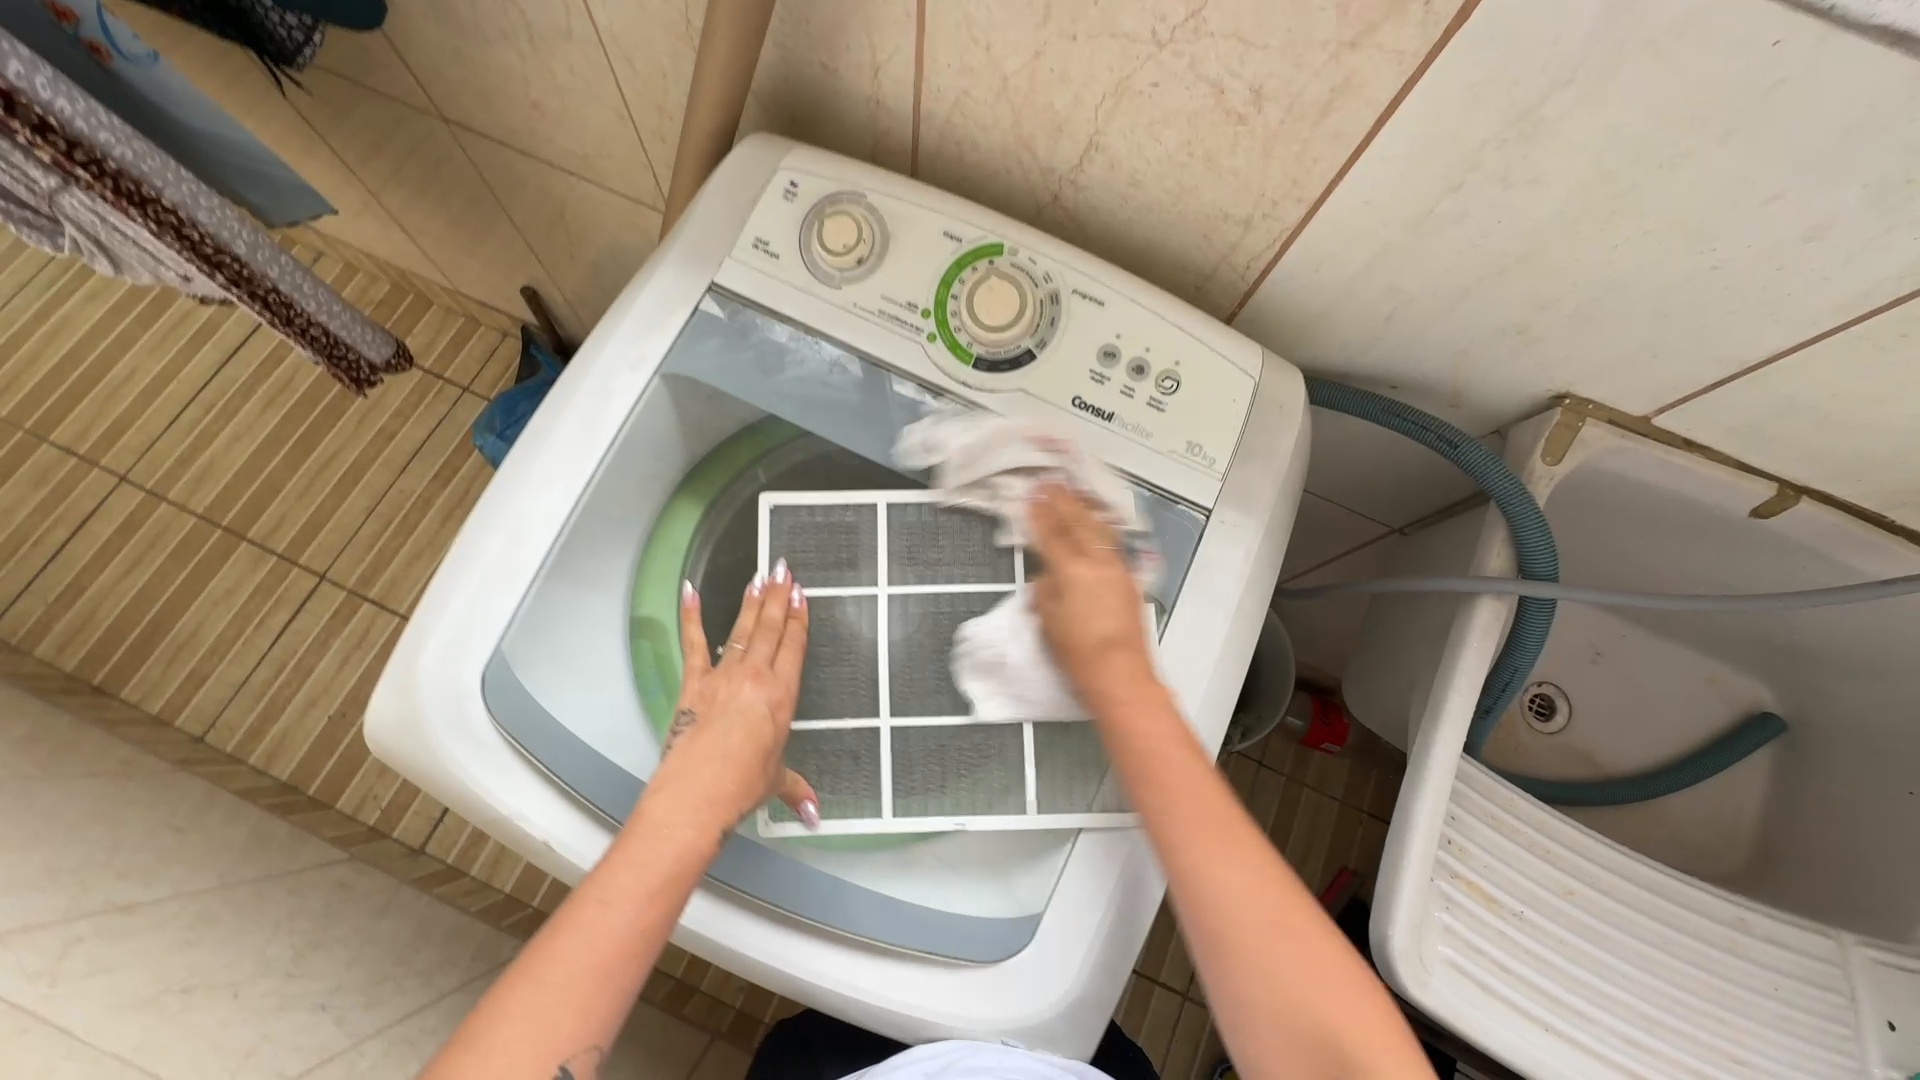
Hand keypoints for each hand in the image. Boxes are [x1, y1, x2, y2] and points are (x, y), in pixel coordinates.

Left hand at [642, 560, 819, 834]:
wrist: (697, 793)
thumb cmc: (742, 787)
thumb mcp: (773, 782)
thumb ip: (795, 789)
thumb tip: (813, 814)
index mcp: (783, 696)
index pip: (794, 646)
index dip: (799, 618)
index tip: (801, 594)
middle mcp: (756, 678)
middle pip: (771, 629)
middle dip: (778, 596)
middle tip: (783, 569)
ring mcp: (723, 676)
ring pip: (742, 630)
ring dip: (750, 602)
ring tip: (758, 577)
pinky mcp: (693, 683)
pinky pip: (693, 643)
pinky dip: (690, 615)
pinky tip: (689, 591)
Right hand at [1026, 483, 1159, 712]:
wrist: (1120, 674)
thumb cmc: (1077, 653)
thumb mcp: (1048, 620)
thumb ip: (1046, 589)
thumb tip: (1049, 574)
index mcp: (1072, 570)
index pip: (1051, 533)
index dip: (1039, 513)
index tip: (1031, 493)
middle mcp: (1097, 562)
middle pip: (1078, 522)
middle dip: (1062, 501)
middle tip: (1049, 482)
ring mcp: (1117, 568)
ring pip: (1100, 529)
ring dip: (1084, 508)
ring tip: (1073, 493)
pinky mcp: (1129, 580)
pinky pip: (1112, 543)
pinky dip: (1100, 527)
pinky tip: (1096, 523)